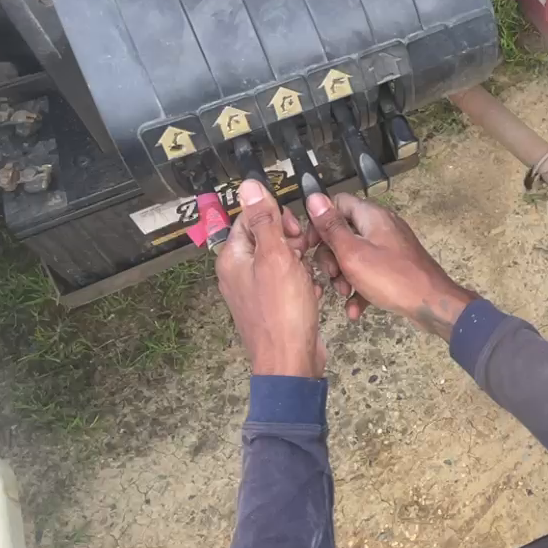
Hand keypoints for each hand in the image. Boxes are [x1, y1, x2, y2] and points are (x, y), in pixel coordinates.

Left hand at [215, 178, 325, 376]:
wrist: (290, 362)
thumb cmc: (283, 312)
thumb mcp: (277, 257)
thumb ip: (265, 220)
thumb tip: (249, 186)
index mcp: (234, 258)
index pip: (251, 218)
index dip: (277, 219)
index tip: (294, 232)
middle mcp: (240, 273)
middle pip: (267, 237)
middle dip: (292, 240)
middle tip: (305, 252)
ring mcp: (256, 291)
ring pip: (282, 259)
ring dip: (302, 260)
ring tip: (312, 272)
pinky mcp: (273, 305)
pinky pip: (289, 280)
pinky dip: (303, 280)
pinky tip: (313, 289)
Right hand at [305, 192, 477, 337]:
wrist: (431, 304)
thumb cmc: (391, 277)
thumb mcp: (353, 253)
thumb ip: (331, 227)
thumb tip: (314, 196)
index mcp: (371, 215)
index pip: (337, 204)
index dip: (319, 223)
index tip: (309, 246)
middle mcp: (381, 226)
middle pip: (344, 232)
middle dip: (331, 257)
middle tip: (331, 276)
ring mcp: (389, 247)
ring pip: (355, 255)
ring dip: (344, 277)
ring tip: (344, 294)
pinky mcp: (394, 266)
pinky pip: (369, 273)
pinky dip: (360, 289)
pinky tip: (355, 310)